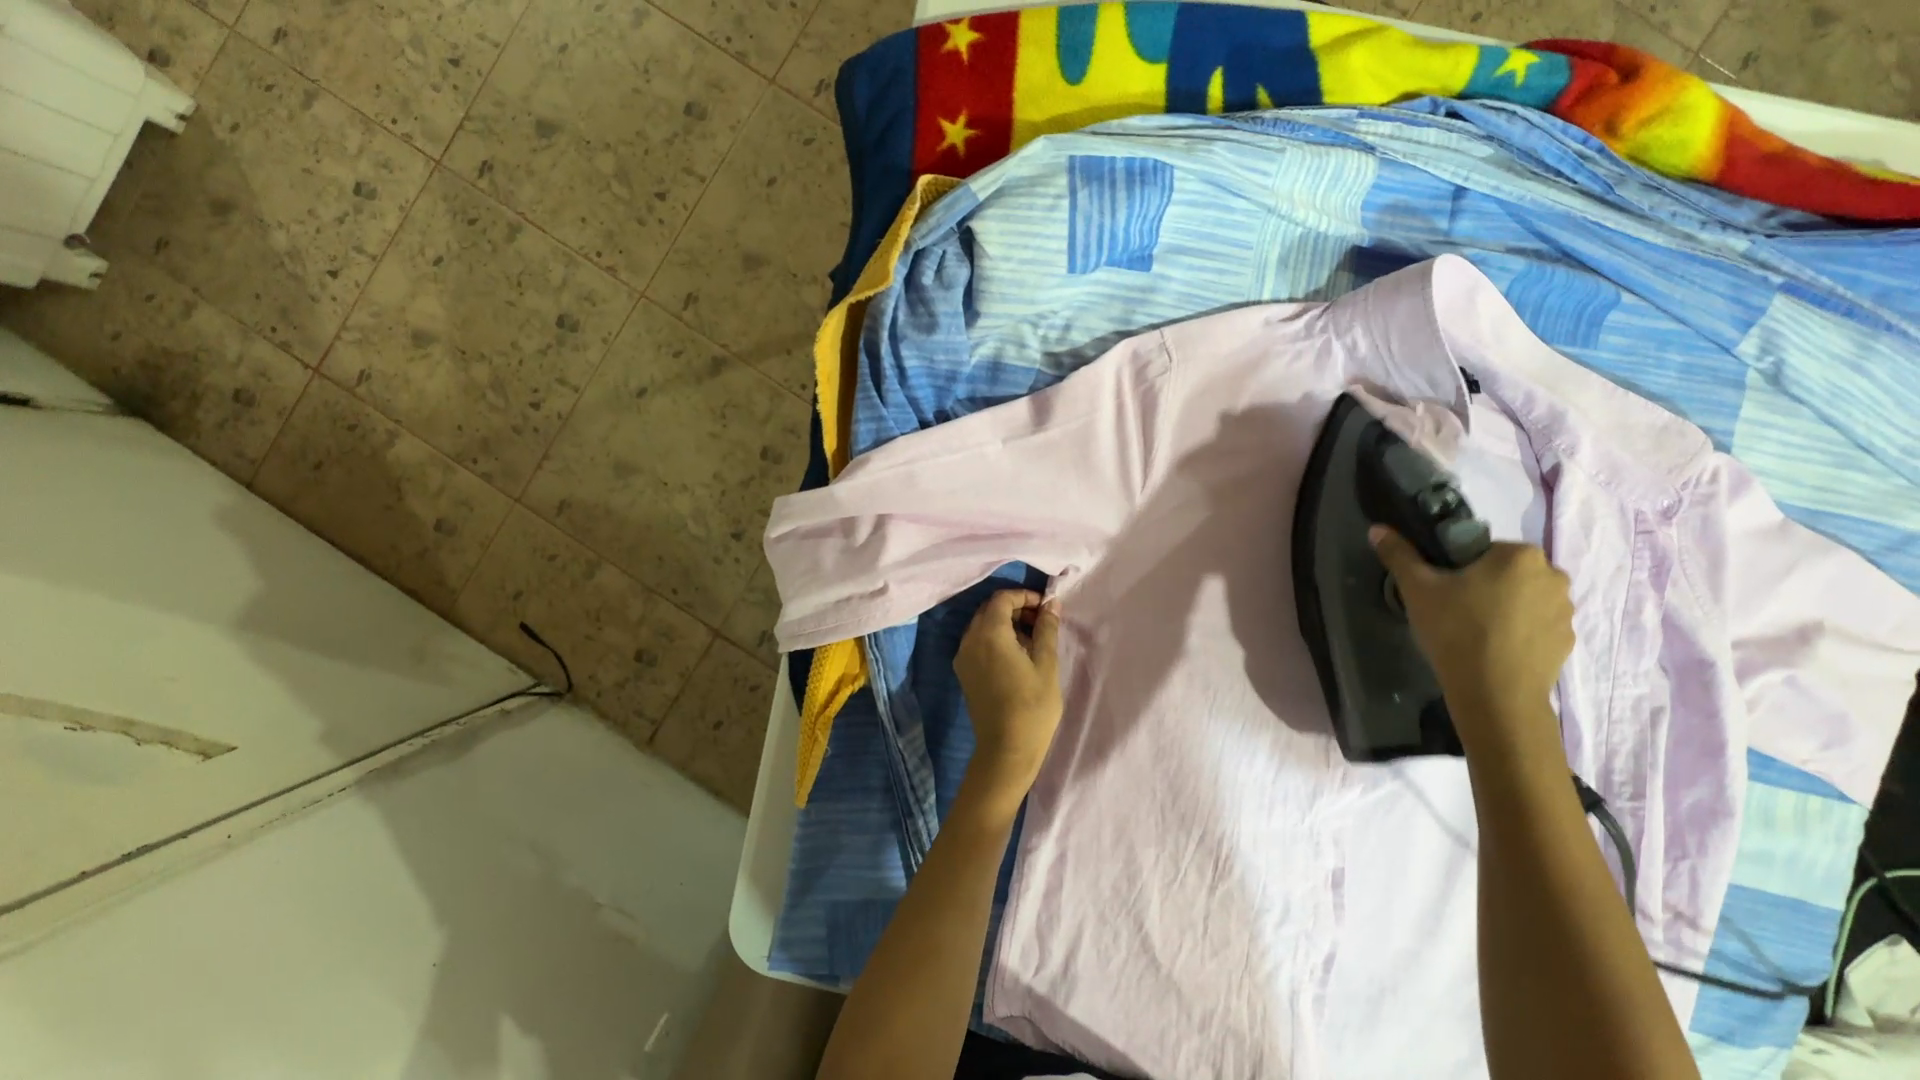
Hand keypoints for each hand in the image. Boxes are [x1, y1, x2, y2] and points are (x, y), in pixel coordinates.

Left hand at [953, 589, 1063, 797]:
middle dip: (1015, 608)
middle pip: (989, 610)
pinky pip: (977, 643)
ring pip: (982, 626)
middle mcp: (969, 641)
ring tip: (1033, 639)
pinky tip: (1017, 654)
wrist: (1006, 749)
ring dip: (1005, 623)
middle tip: (1042, 621)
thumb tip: (1052, 604)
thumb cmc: (1032, 706)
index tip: (1046, 607)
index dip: (1025, 596)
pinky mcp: (964, 673)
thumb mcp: (1046, 664)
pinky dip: (996, 638)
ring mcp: (963, 658)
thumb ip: (1046, 629)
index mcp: (989, 634)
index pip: (1002, 599)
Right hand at [1370, 527, 1573, 755]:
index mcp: (1520, 554)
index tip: (1444, 589)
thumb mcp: (1418, 590)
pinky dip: (1520, 633)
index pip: (1485, 550)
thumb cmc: (1457, 631)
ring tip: (1476, 635)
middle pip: (1508, 573)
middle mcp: (1553, 575)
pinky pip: (1538, 626)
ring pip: (1525, 599)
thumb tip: (1377, 529)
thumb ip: (1399, 555)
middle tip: (1455, 611)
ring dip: (1505, 608)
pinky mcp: (1567, 641)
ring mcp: (1565, 610)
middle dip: (1486, 586)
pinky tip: (1495, 651)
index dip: (1460, 568)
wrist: (1495, 695)